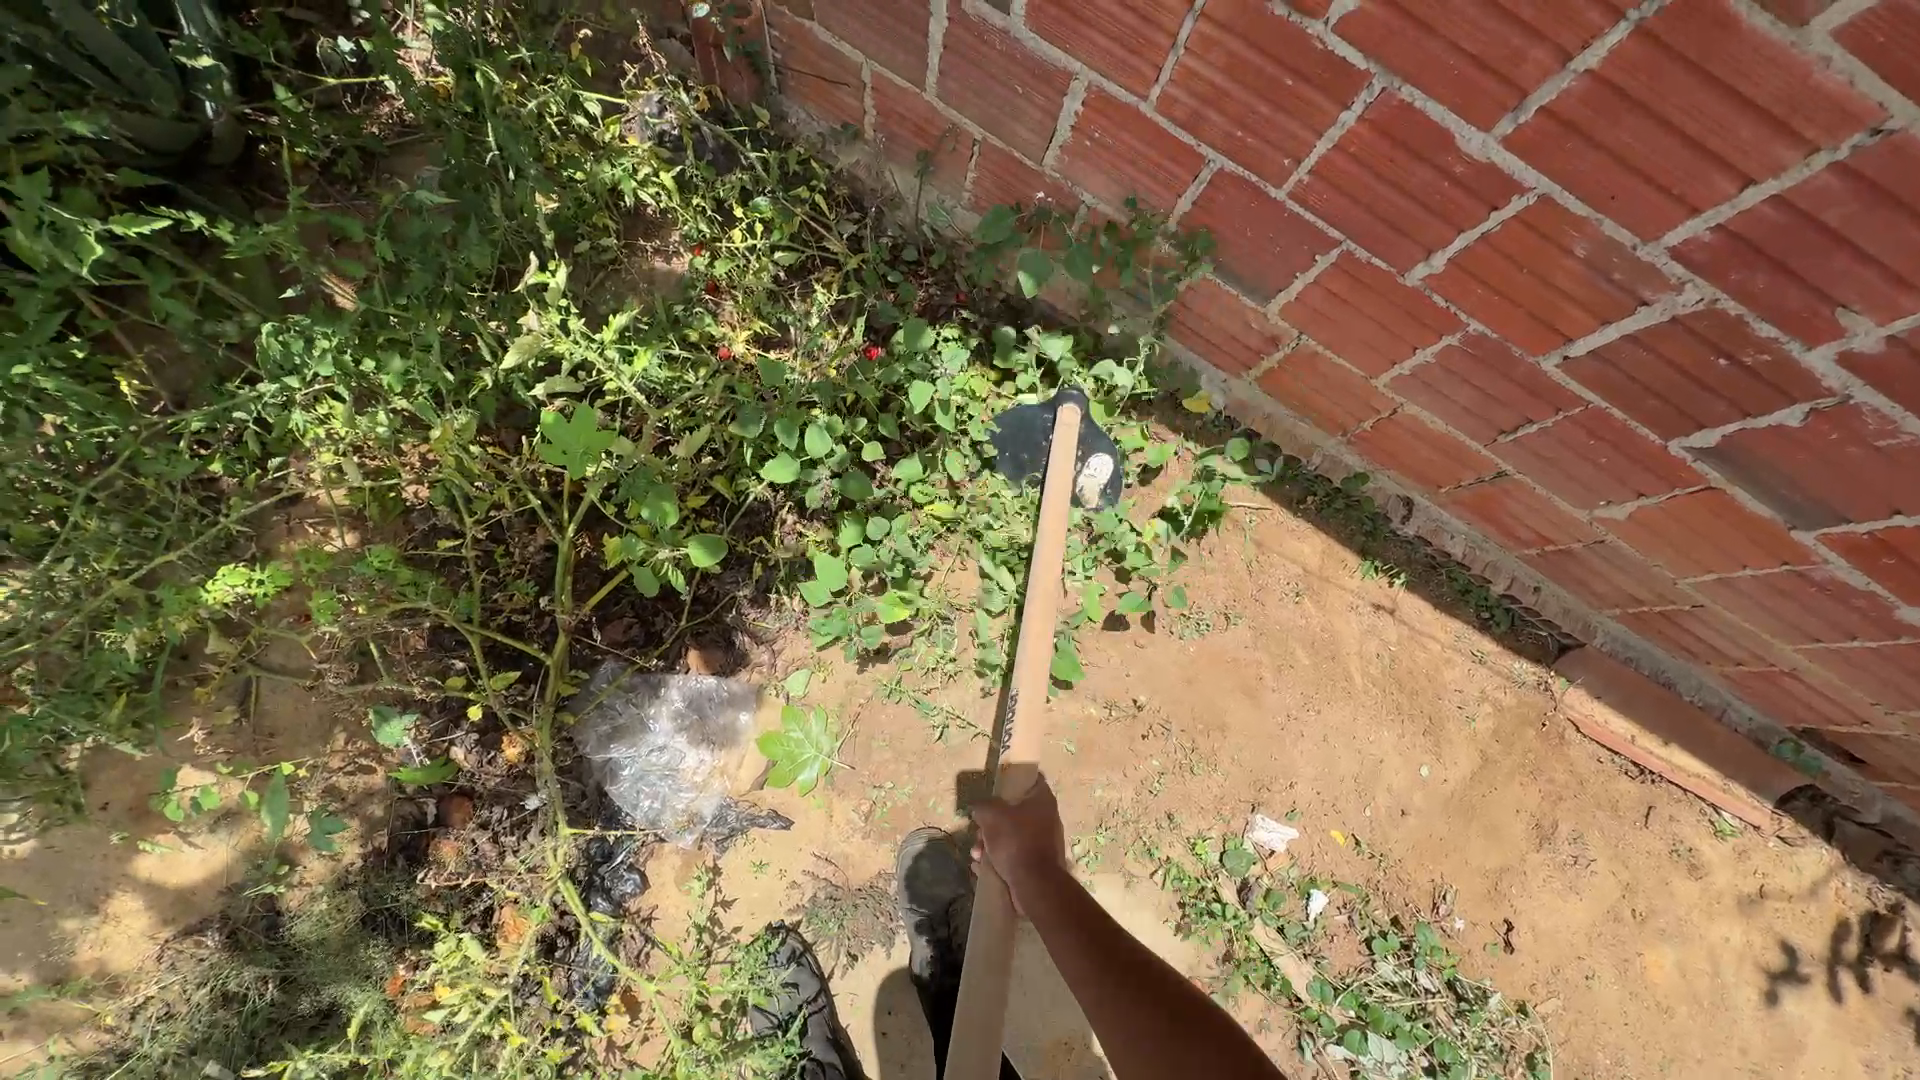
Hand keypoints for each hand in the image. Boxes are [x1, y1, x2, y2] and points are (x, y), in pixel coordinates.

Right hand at [970, 773, 1068, 912]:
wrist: (1035, 885)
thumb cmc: (1016, 841)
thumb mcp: (992, 816)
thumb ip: (982, 806)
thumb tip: (980, 809)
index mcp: (1042, 800)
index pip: (1031, 780)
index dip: (1012, 781)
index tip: (994, 790)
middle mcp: (1046, 818)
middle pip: (1013, 812)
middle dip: (990, 823)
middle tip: (979, 833)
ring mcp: (1043, 842)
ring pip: (1010, 836)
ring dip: (989, 844)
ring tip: (977, 856)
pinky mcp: (1037, 864)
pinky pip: (1013, 856)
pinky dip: (997, 860)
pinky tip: (982, 868)